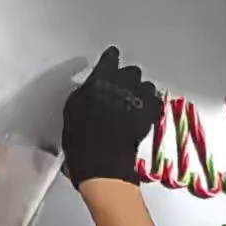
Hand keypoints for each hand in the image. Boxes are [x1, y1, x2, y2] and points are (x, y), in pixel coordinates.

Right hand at [63, 46, 163, 186]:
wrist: (101, 167)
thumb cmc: (80, 142)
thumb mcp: (71, 112)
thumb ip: (83, 94)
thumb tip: (88, 88)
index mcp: (101, 80)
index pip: (110, 59)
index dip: (109, 60)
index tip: (108, 61)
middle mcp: (124, 85)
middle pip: (130, 71)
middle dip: (125, 76)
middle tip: (117, 85)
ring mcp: (140, 101)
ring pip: (145, 85)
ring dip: (138, 89)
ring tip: (131, 98)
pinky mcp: (150, 116)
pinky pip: (153, 101)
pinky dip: (148, 102)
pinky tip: (142, 108)